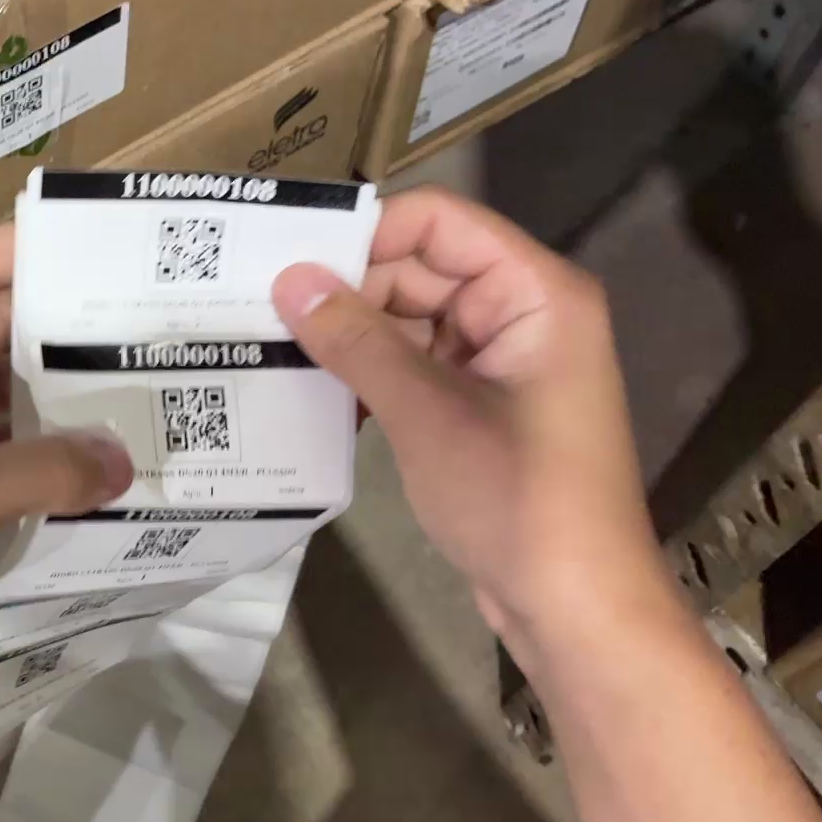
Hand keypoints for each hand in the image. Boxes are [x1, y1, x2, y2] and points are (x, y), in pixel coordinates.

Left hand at [0, 225, 132, 726]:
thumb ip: (37, 472)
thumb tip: (121, 459)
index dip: (19, 247)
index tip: (96, 249)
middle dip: (62, 327)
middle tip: (150, 332)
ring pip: (0, 401)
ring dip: (58, 399)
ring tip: (143, 399)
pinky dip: (42, 458)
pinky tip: (97, 473)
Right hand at [271, 187, 666, 661]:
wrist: (564, 598)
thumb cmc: (513, 495)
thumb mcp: (425, 410)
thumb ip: (355, 340)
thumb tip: (287, 280)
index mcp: (531, 294)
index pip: (438, 223)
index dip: (363, 232)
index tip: (285, 262)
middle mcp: (512, 313)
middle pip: (412, 268)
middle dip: (340, 287)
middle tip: (257, 309)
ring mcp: (487, 359)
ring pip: (398, 318)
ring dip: (341, 333)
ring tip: (266, 344)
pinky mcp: (463, 399)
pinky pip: (400, 361)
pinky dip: (356, 371)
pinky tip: (305, 389)